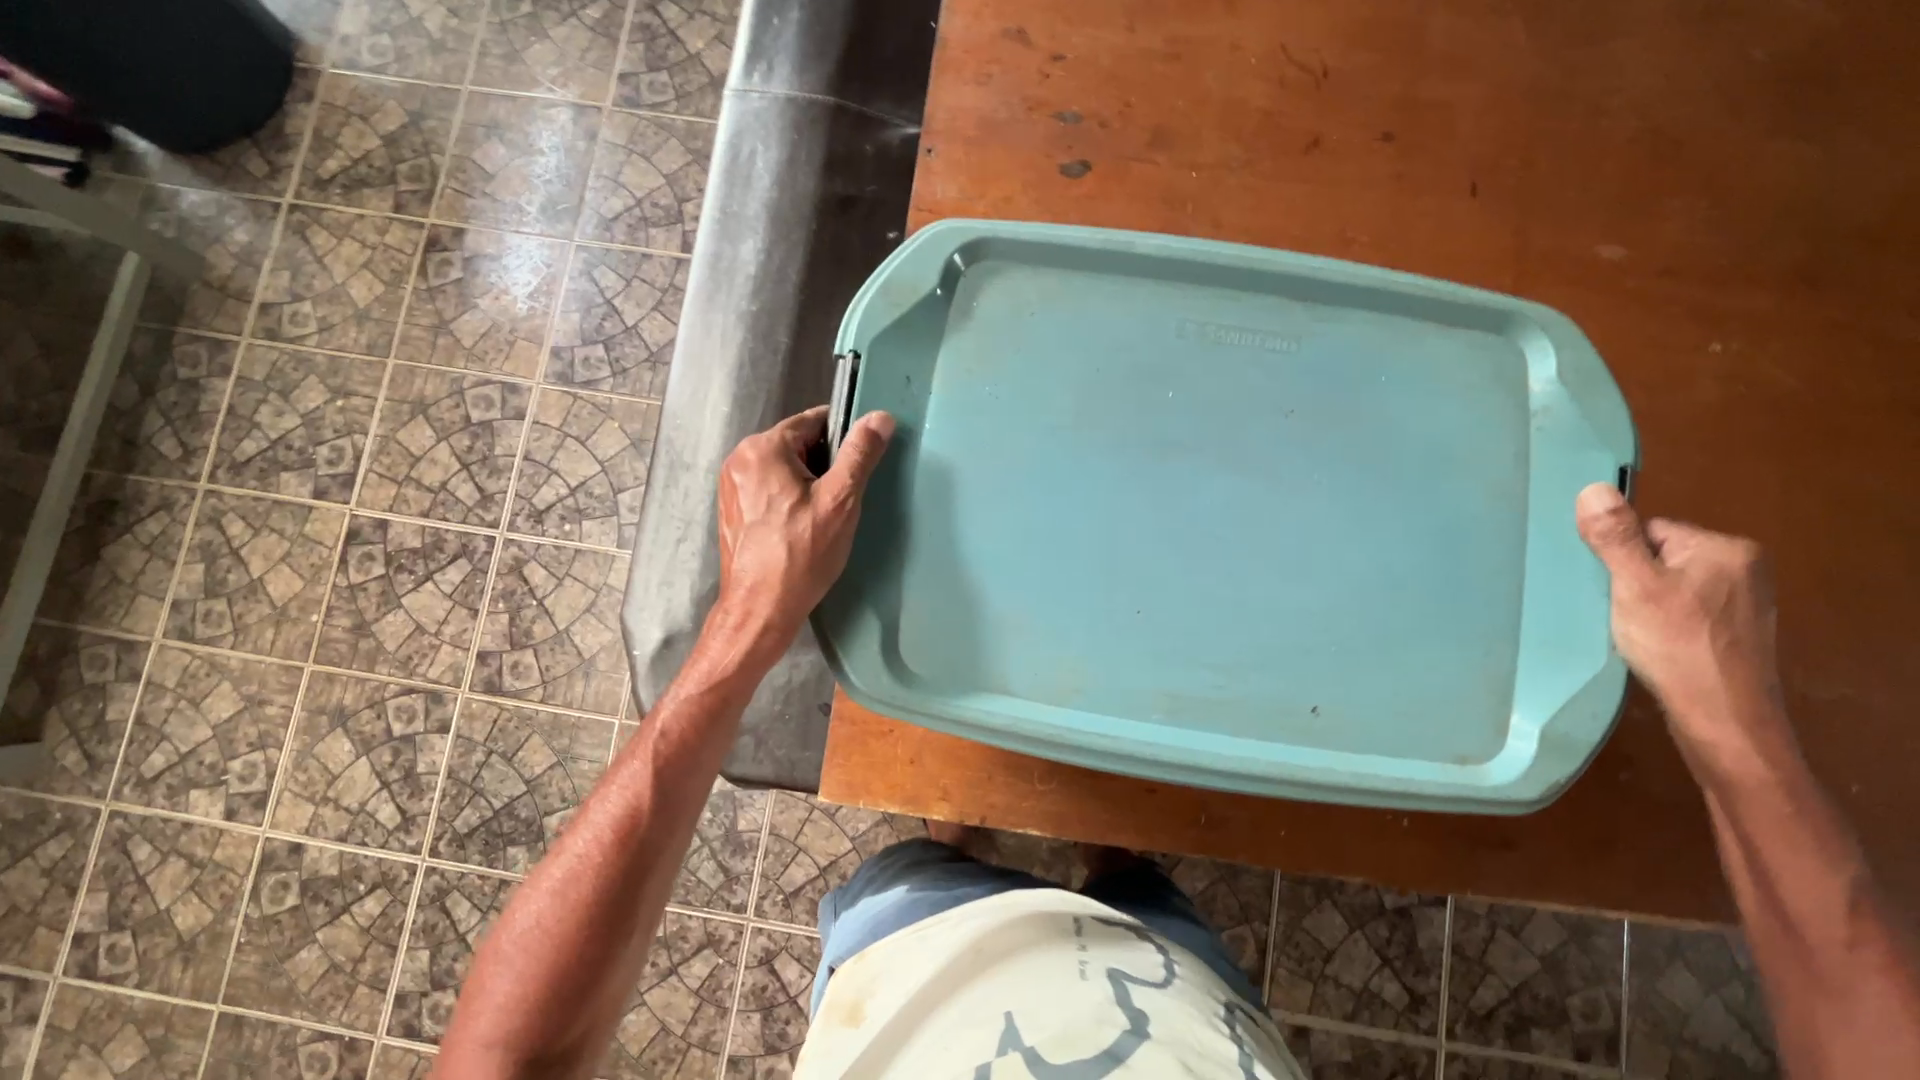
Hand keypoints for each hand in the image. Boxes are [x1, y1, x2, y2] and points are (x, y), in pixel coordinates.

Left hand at [713, 406, 893, 657]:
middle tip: (845, 497)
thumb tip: (881, 417)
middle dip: (824, 464)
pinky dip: (789, 499)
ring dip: (808, 483)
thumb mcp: (840, 501)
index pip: (814, 421)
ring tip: (826, 515)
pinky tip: (803, 527)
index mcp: (762, 447)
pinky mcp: (731, 510)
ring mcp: (731, 485)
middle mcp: (739, 458)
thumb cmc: (802, 554)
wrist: (760, 609)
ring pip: (783, 468)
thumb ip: (860, 454)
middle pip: (797, 444)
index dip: (843, 439)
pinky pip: (769, 489)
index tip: (861, 464)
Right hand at [1575, 483, 1795, 762]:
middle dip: (1634, 583)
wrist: (1722, 717)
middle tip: (1624, 615)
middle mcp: (1746, 567)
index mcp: (1725, 549)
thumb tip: (1593, 488)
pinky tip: (1660, 646)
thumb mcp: (1635, 587)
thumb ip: (1615, 538)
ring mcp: (1747, 601)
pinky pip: (1688, 610)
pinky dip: (1667, 624)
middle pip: (1661, 558)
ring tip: (1641, 633)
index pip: (1650, 533)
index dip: (1622, 561)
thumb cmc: (1677, 646)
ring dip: (1647, 605)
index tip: (1615, 592)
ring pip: (1672, 586)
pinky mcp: (1739, 630)